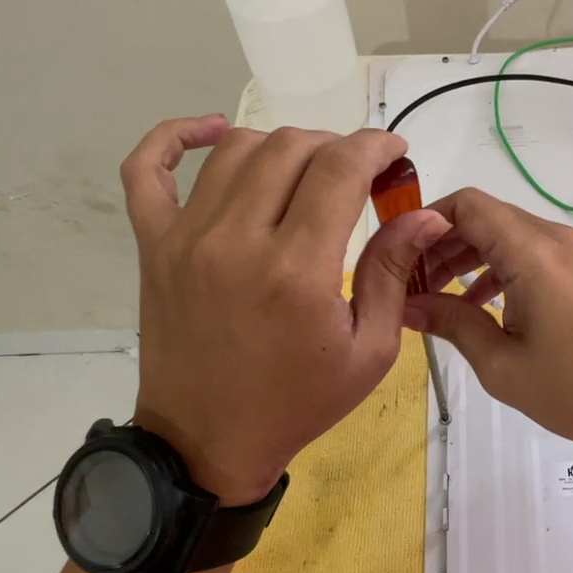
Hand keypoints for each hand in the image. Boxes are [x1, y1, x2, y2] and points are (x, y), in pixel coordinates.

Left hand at [120, 116, 450, 503]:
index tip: (394, 151)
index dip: (375, 147)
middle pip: (292, 148)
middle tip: (357, 173)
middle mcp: (238, 240)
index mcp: (298, 270)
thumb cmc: (298, 403)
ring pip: (236, 149)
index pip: (340, 168)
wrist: (208, 442)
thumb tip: (426, 213)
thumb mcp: (370, 351)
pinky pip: (146, 169)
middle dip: (337, 146)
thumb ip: (394, 273)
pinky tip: (211, 131)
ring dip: (282, 145)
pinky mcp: (153, 245)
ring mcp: (186, 237)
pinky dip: (176, 136)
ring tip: (306, 170)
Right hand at [402, 188, 572, 451]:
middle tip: (408, 282)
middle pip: (483, 216)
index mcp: (532, 252)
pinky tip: (474, 305)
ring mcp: (569, 253)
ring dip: (464, 256)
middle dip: (440, 242)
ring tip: (432, 296)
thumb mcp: (499, 363)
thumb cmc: (572, 390)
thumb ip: (450, 322)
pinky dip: (493, 268)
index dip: (425, 221)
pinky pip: (524, 253)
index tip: (397, 255)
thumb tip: (405, 305)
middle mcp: (553, 239)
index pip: (467, 205)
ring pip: (503, 234)